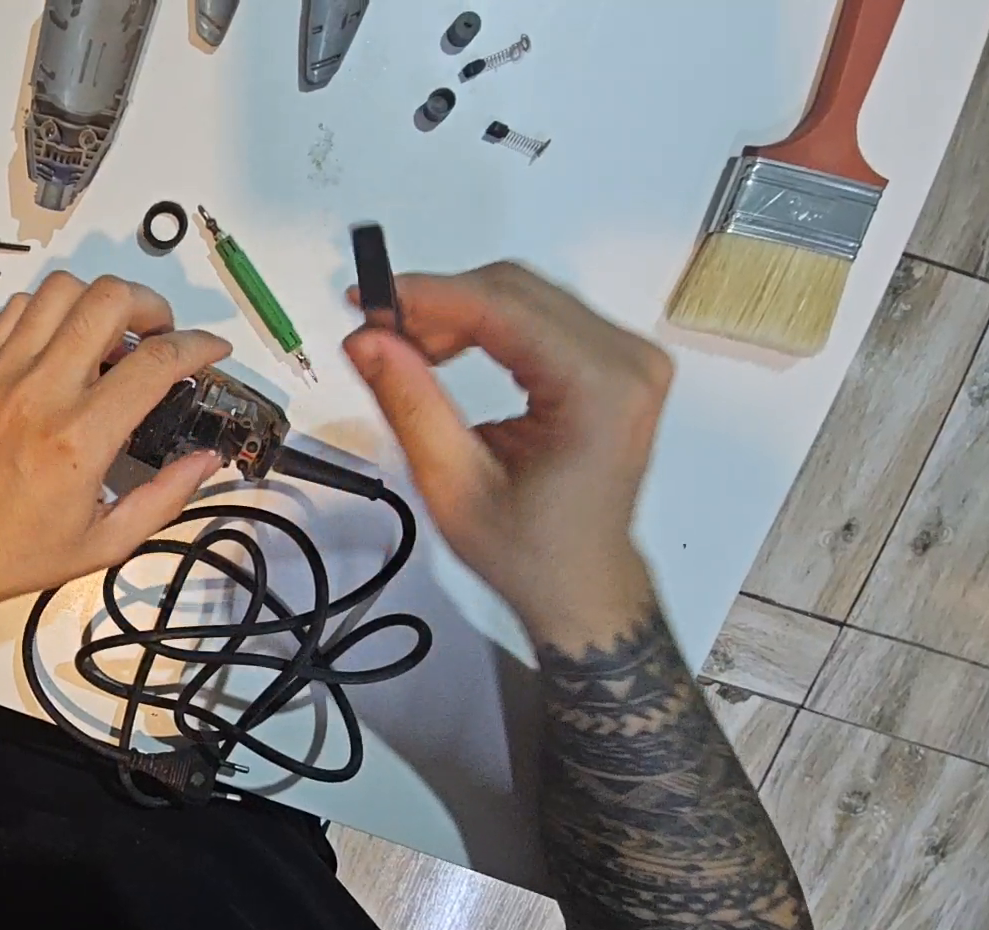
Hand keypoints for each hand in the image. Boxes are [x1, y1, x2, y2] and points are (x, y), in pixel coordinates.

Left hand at [0, 272, 227, 630]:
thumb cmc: (12, 551)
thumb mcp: (104, 543)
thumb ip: (165, 498)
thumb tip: (204, 463)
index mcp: (79, 439)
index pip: (155, 363)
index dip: (197, 346)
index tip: (210, 349)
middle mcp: (40, 393)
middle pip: (109, 300)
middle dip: (152, 305)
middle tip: (160, 333)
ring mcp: (3, 374)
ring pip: (62, 290)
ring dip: (100, 300)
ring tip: (112, 334)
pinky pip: (18, 308)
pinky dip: (51, 309)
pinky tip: (63, 341)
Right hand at [342, 262, 672, 648]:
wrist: (578, 581)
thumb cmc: (520, 547)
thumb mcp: (449, 481)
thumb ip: (408, 402)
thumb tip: (363, 339)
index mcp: (599, 389)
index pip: (503, 308)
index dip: (425, 295)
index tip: (362, 301)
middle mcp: (627, 358)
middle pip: (515, 290)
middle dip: (434, 304)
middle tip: (372, 336)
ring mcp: (626, 356)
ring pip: (522, 297)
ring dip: (452, 314)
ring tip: (400, 353)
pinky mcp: (611, 362)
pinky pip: (535, 318)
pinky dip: (477, 326)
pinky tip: (439, 355)